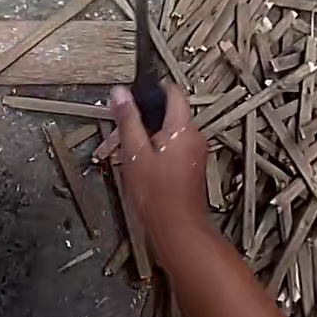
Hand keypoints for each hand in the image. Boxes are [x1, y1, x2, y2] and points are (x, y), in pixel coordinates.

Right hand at [110, 81, 208, 236]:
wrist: (177, 227)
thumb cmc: (158, 196)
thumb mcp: (134, 153)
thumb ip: (128, 120)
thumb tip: (121, 94)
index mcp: (182, 128)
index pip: (173, 92)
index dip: (153, 88)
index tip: (136, 94)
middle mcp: (194, 136)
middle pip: (170, 112)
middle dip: (145, 117)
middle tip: (124, 129)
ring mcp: (195, 151)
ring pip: (170, 130)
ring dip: (148, 134)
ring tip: (130, 151)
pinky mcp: (192, 164)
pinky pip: (174, 145)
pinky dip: (157, 148)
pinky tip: (141, 163)